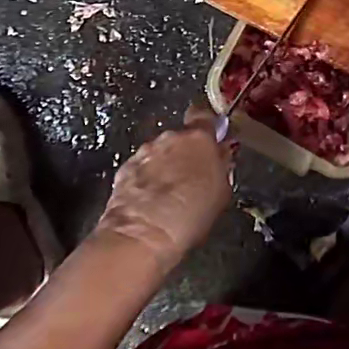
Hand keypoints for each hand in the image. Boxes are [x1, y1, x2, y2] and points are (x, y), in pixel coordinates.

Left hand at [94, 104, 232, 270]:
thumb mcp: (222, 193)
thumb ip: (222, 165)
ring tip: (170, 196)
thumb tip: (222, 153)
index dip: (206, 125)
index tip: (210, 137)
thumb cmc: (190, 215)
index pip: (203, 115)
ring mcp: (145, 151)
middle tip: (191, 179)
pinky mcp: (126, 167)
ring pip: (160, 153)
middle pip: (180, 138)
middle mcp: (170, 138)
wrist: (144, 233)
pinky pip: (141, 168)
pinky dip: (146, 179)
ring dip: (165, 167)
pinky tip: (150, 200)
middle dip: (185, 154)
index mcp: (199, 139)